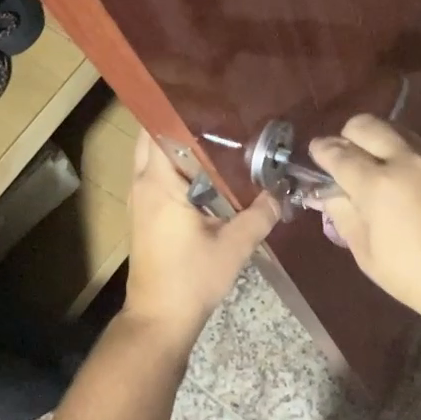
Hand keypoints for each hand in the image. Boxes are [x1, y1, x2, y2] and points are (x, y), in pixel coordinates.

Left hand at [122, 131, 279, 342]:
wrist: (160, 319)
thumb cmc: (191, 279)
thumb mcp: (234, 246)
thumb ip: (260, 215)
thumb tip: (281, 193)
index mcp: (159, 183)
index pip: (160, 128)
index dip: (183, 110)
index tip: (213, 101)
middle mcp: (142, 185)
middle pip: (154, 138)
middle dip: (182, 124)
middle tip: (221, 118)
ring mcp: (140, 200)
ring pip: (154, 158)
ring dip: (180, 147)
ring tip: (220, 139)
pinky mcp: (145, 215)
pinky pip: (158, 177)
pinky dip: (178, 168)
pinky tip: (210, 173)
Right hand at [308, 115, 420, 343]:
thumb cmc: (417, 280)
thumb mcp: (368, 255)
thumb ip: (344, 216)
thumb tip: (328, 195)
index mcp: (378, 185)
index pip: (338, 153)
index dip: (320, 152)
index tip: (313, 156)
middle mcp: (406, 161)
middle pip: (366, 125)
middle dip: (346, 136)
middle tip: (341, 160)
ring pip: (395, 129)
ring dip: (375, 139)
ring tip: (369, 168)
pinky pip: (417, 146)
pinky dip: (399, 151)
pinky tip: (398, 180)